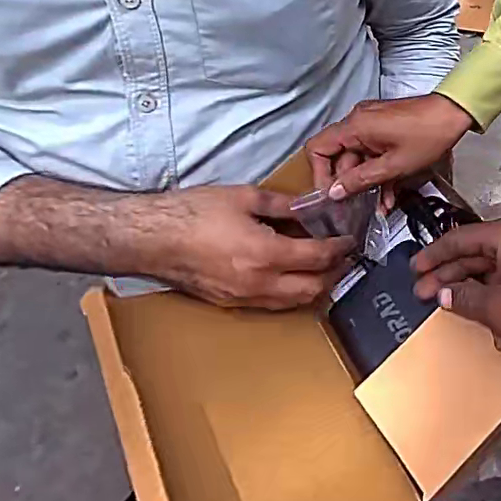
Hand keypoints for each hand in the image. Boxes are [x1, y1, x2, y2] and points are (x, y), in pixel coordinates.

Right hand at [130, 185, 357, 310]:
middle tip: (342, 255)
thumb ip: (282, 204)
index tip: (349, 239)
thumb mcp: (243, 197)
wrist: (151, 238)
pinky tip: (290, 276)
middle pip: (313, 288)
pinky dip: (291, 293)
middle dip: (334, 273)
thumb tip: (308, 206)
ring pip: (293, 302)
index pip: (317, 258)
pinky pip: (272, 304)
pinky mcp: (229, 303)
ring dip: (315, 287)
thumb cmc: (194, 213)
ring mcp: (243, 298)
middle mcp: (258, 284)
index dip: (339, 248)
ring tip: (322, 267)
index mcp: (265, 254)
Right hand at [308, 94, 474, 201]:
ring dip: (366, 182)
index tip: (331, 195)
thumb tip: (334, 192)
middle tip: (355, 207)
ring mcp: (371, 124)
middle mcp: (357, 121)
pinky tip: (389, 195)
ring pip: (357, 158)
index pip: (317, 148)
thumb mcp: (394, 166)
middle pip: (338, 156)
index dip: (320, 174)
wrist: (454, 113)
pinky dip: (377, 171)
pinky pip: (371, 152)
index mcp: (355, 126)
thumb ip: (361, 180)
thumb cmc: (427, 135)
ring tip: (380, 206)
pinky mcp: (383, 128)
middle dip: (348, 184)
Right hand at [411, 215, 500, 355]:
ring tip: (455, 311)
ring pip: (490, 269)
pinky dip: (497, 299)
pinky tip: (496, 328)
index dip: (433, 256)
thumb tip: (445, 295)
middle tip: (426, 292)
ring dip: (473, 293)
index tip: (416, 268)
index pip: (457, 239)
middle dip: (449, 277)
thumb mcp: (500, 310)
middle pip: (472, 254)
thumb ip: (466, 299)